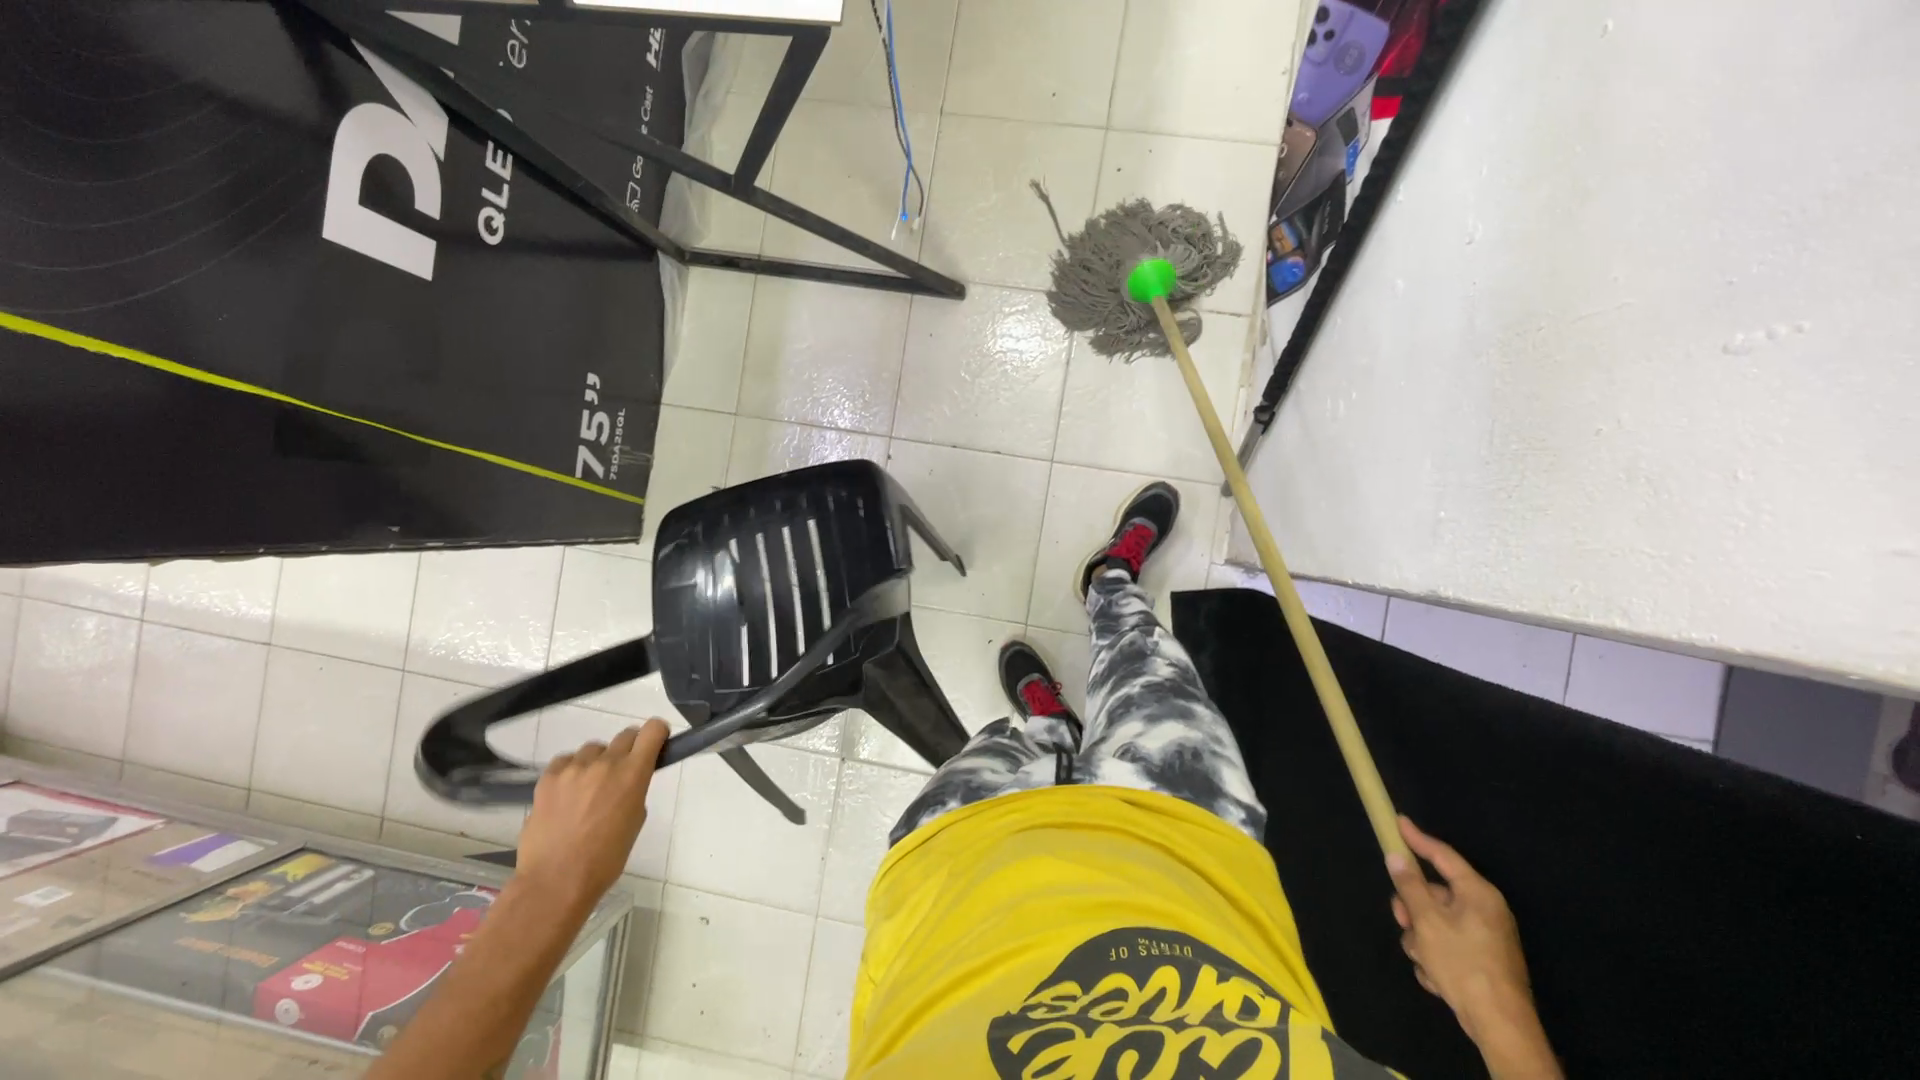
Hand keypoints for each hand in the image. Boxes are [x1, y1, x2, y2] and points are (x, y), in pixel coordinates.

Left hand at [515, 719, 668, 910]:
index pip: (652, 730)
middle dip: (629, 750)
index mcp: (633, 774)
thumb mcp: (634, 821)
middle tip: (622, 774)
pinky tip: (567, 794)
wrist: (556, 879)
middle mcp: (604, 762)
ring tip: (588, 790)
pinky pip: (566, 761)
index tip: (656, 743)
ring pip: (593, 749)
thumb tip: (627, 782)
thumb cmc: (606, 859)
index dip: (657, 733)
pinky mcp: (547, 777)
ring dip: (597, 762)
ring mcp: (573, 768)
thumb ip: (634, 791)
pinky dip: (571, 771)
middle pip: (624, 735)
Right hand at [1386, 816, 1551, 1069]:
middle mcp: (1483, 910)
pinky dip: (1435, 959)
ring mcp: (1483, 936)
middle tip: (1404, 922)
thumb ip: (1410, 886)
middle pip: (1434, 895)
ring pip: (1434, 924)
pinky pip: (1445, 947)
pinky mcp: (1479, 960)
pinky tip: (1437, 979)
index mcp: (1477, 894)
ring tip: (1426, 962)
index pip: (1442, 856)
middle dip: (1413, 911)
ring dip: (1421, 941)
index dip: (1417, 839)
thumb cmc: (1463, 964)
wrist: (1498, 1023)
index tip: (1398, 822)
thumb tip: (1397, 857)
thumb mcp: (1427, 922)